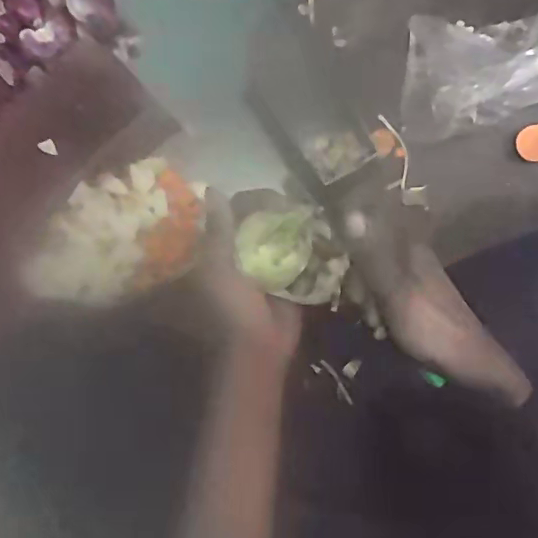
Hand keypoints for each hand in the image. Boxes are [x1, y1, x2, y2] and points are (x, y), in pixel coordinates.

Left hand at [193, 190, 302, 362]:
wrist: (259, 349)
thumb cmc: (230, 310)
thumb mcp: (218, 268)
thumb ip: (219, 231)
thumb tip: (213, 189)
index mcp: (222, 250)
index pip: (237, 213)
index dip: (253, 201)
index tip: (272, 198)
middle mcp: (245, 255)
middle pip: (263, 221)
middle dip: (280, 212)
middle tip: (298, 208)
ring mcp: (269, 268)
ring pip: (284, 237)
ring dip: (298, 227)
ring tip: (313, 217)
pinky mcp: (291, 281)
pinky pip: (301, 258)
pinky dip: (310, 247)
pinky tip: (323, 234)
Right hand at [340, 196, 530, 406]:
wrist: (467, 360)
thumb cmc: (430, 325)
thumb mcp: (394, 291)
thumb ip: (370, 254)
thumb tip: (348, 211)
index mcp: (408, 246)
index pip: (365, 230)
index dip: (350, 253)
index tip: (349, 279)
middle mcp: (410, 254)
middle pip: (366, 258)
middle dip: (358, 286)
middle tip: (366, 311)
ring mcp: (414, 276)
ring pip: (373, 280)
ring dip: (367, 304)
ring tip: (376, 326)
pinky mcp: (415, 297)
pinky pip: (385, 296)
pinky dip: (379, 312)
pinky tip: (382, 329)